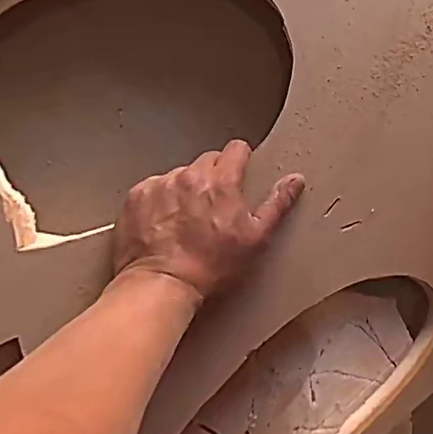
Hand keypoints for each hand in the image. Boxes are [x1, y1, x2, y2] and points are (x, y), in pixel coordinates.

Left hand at [111, 140, 306, 300]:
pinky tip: (164, 223)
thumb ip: (277, 204)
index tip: (240, 173)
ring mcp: (160, 184)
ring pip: (180, 174)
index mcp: (221, 181)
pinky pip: (154, 188)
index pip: (236, 149)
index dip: (241, 160)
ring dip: (185, 189)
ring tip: (186, 219)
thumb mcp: (256, 238)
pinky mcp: (137, 197)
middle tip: (214, 206)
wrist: (162, 284)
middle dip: (213, 177)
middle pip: (207, 161)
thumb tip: (294, 181)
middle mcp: (189, 176)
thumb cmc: (209, 266)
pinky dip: (160, 200)